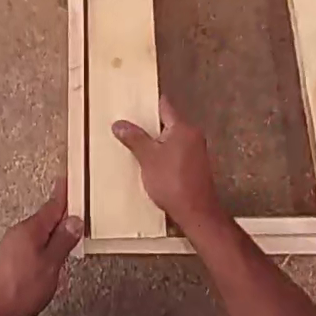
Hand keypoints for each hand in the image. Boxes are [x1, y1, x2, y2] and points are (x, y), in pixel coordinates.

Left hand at [0, 180, 83, 315]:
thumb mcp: (51, 264)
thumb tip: (74, 220)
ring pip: (38, 232)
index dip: (63, 193)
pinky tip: (50, 255)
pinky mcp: (9, 257)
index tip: (68, 179)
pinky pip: (31, 243)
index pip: (52, 205)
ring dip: (53, 232)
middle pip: (45, 218)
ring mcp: (12, 244)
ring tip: (69, 236)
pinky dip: (44, 244)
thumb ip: (63, 241)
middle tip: (77, 209)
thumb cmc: (21, 289)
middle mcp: (19, 232)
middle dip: (62, 214)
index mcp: (31, 229)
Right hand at [111, 95, 225, 227]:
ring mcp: (196, 151)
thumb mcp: (147, 158)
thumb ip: (134, 138)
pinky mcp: (195, 165)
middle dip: (149, 125)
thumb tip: (119, 124)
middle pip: (167, 122)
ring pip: (171, 138)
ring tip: (135, 145)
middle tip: (128, 125)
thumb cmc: (172, 182)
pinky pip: (176, 151)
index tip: (133, 102)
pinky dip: (163, 153)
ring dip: (155, 141)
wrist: (196, 212)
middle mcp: (193, 135)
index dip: (148, 103)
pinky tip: (150, 162)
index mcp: (183, 128)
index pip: (164, 106)